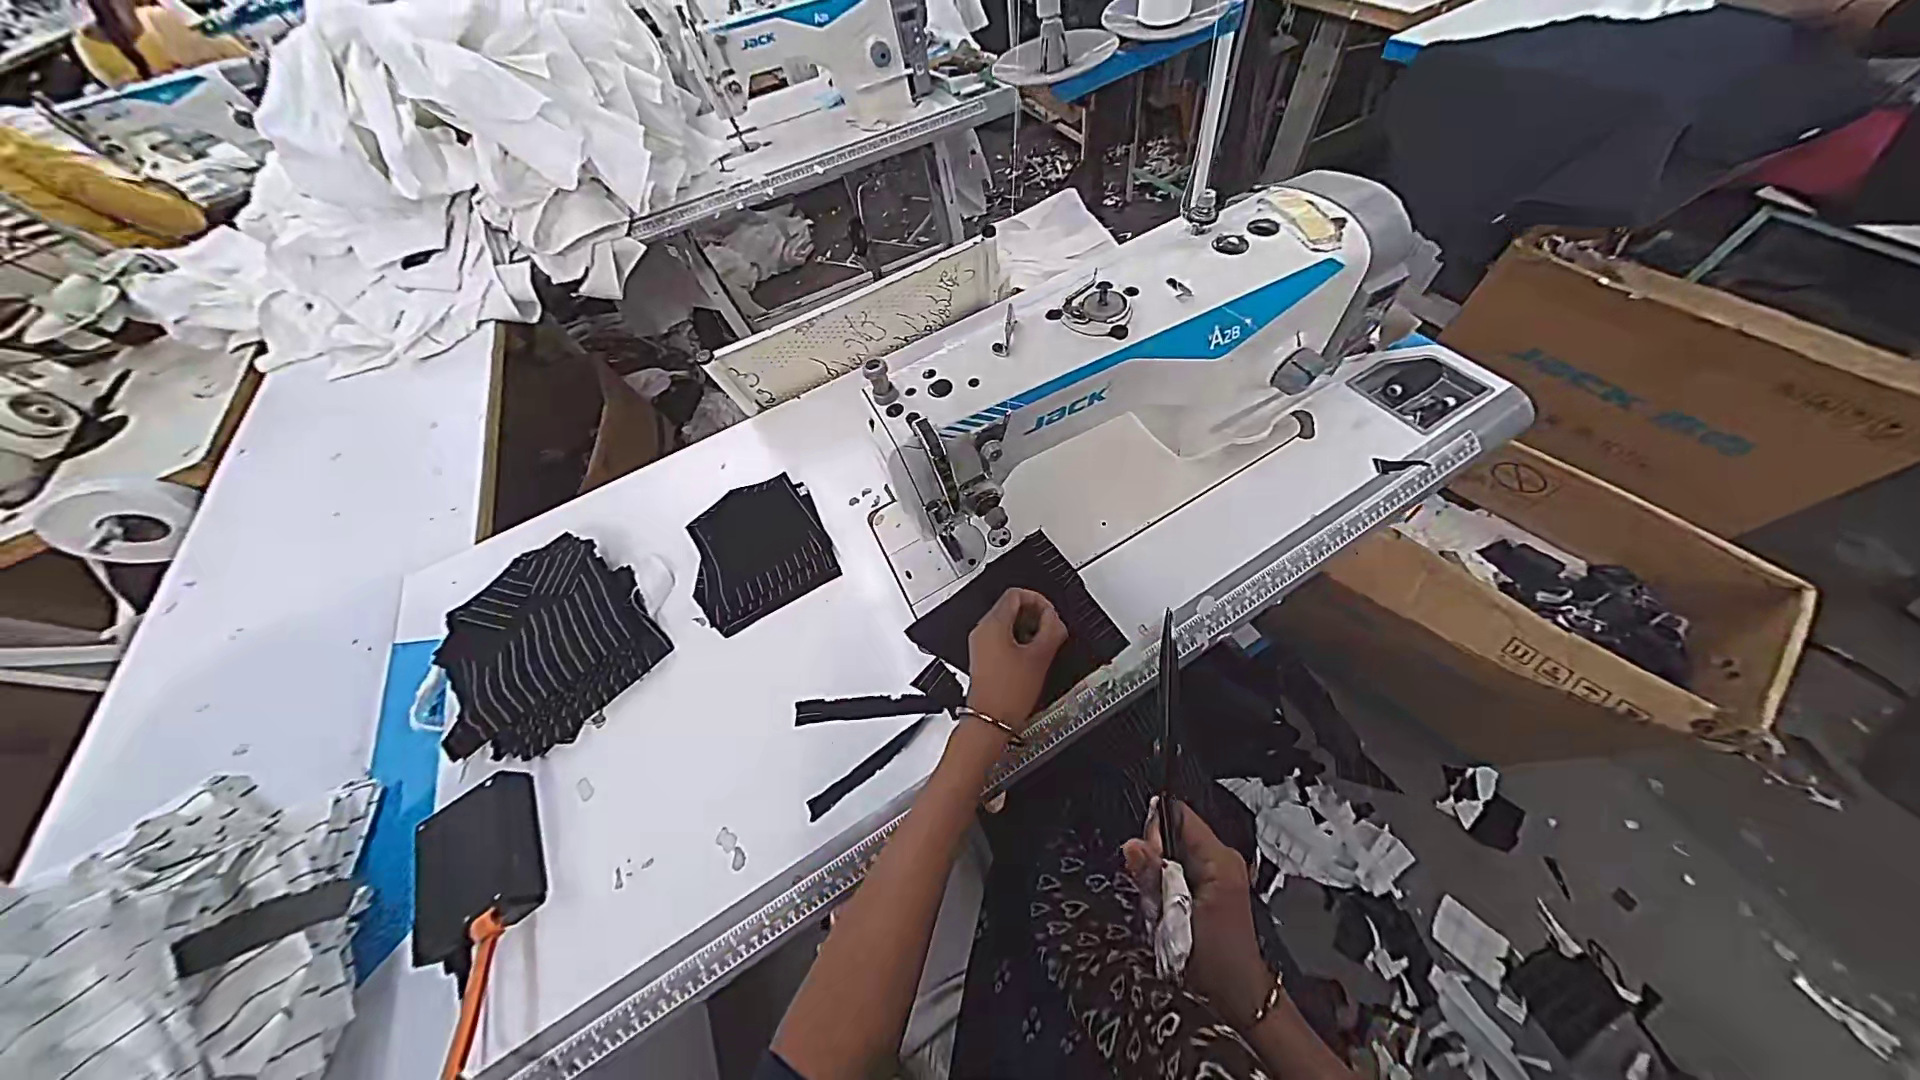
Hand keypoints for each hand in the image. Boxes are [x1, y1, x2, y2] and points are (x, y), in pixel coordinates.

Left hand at [965, 588, 1067, 730]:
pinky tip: (1032, 658)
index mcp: (993, 624)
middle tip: (1051, 629)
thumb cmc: (1008, 693)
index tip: (1051, 614)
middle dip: (1035, 615)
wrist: (990, 721)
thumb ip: (1052, 630)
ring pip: (1007, 623)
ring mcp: (981, 644)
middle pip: (1011, 607)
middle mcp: (982, 630)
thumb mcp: (1040, 657)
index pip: (1016, 594)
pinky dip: (1019, 641)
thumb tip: (1055, 618)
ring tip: (1044, 645)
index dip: (1038, 600)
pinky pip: (1002, 638)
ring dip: (1028, 629)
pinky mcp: (984, 657)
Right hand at [1122, 799, 1275, 1029]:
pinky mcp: (1217, 880)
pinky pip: (1183, 864)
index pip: (1178, 813)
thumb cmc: (1213, 963)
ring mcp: (1223, 869)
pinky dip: (1170, 880)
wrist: (1237, 994)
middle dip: (1156, 854)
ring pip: (1176, 849)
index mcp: (1220, 859)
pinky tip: (1172, 904)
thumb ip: (1151, 876)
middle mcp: (1225, 858)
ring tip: (1166, 901)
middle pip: (1175, 830)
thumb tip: (1132, 844)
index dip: (1155, 831)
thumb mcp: (1172, 917)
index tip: (1150, 859)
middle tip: (1157, 888)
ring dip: (1161, 870)